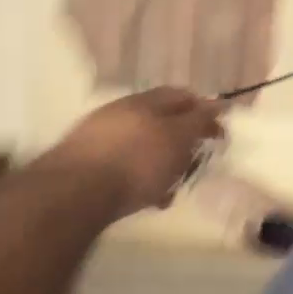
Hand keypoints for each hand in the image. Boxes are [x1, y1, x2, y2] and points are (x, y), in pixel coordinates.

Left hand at [41, 87, 225, 218]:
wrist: (72, 193)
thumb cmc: (137, 161)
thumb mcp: (179, 138)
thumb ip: (199, 121)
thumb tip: (218, 104)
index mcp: (145, 101)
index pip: (182, 96)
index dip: (205, 110)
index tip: (220, 132)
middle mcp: (120, 112)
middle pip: (161, 120)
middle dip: (181, 139)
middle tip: (196, 160)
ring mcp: (97, 137)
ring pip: (142, 145)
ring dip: (160, 161)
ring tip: (171, 185)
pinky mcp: (84, 164)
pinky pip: (123, 165)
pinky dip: (139, 177)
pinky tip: (145, 197)